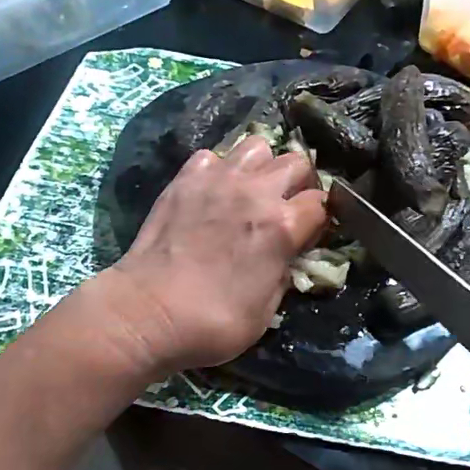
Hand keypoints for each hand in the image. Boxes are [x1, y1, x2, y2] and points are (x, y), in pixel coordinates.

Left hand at [85, 136, 327, 374]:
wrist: (147, 314)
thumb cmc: (214, 322)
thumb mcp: (269, 310)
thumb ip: (285, 271)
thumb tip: (288, 255)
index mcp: (283, 225)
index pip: (322, 202)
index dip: (321, 219)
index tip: (311, 234)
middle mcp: (256, 192)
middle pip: (296, 162)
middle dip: (300, 183)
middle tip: (288, 206)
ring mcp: (218, 180)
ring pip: (257, 146)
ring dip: (262, 166)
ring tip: (253, 191)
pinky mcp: (185, 180)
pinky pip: (213, 157)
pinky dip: (220, 169)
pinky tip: (215, 192)